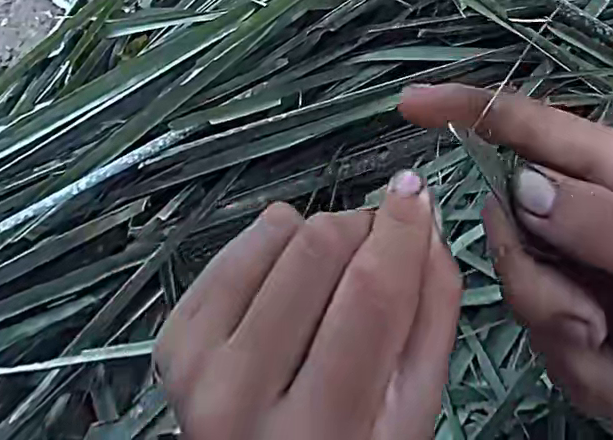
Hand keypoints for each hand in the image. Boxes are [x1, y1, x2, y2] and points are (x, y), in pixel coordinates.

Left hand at [153, 170, 462, 439]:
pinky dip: (280, 239)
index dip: (401, 227)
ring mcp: (203, 363)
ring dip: (322, 235)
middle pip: (323, 246)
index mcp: (323, 431)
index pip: (371, 292)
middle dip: (364, 230)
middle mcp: (247, 398)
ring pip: (284, 228)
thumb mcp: (408, 418)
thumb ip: (431, 313)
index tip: (413, 196)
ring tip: (329, 284)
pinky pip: (248, 236)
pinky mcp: (180, 334)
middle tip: (375, 254)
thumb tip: (425, 224)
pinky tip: (289, 285)